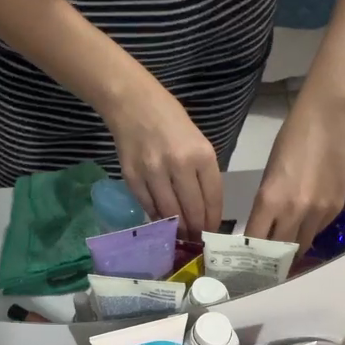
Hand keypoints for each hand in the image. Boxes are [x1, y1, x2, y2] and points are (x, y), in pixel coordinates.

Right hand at [102, 79, 222, 238]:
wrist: (132, 103)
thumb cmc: (170, 120)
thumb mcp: (197, 141)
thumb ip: (202, 173)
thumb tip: (203, 209)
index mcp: (201, 154)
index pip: (212, 198)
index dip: (212, 220)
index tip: (211, 233)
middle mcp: (179, 164)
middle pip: (192, 210)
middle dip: (196, 230)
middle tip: (196, 241)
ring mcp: (154, 172)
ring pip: (170, 213)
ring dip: (176, 229)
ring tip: (180, 236)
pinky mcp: (133, 177)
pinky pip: (148, 206)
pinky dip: (156, 217)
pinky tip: (161, 222)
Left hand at [246, 92, 344, 249]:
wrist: (329, 118)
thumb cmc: (291, 138)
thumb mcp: (269, 173)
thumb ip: (266, 204)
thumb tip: (262, 229)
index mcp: (270, 200)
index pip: (255, 241)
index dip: (250, 254)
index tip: (245, 263)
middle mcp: (295, 212)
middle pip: (279, 251)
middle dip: (270, 259)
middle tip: (264, 265)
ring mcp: (319, 212)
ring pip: (302, 245)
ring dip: (291, 249)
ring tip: (283, 252)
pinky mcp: (336, 209)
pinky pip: (318, 231)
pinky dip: (309, 232)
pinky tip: (304, 226)